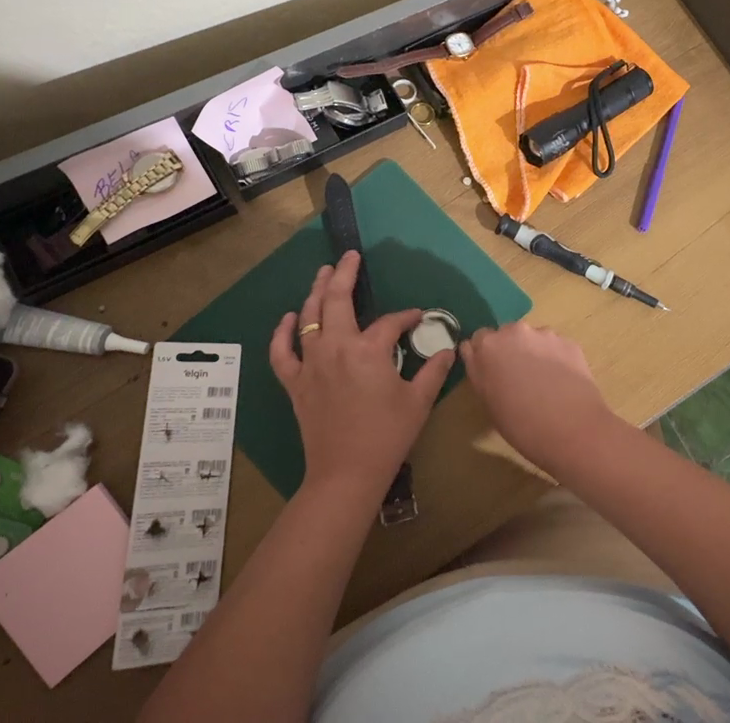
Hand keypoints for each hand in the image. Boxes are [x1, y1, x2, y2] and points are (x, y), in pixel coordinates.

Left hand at [269, 252, 454, 496]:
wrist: (346, 473)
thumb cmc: (387, 436)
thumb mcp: (419, 402)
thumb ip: (433, 371)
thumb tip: (447, 349)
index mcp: (368, 350)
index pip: (390, 322)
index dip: (407, 316)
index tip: (419, 316)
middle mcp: (336, 347)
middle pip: (336, 300)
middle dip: (344, 274)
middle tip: (349, 257)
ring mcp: (311, 364)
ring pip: (308, 318)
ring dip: (315, 292)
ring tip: (322, 273)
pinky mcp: (294, 382)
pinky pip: (282, 351)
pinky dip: (282, 332)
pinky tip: (289, 317)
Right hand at [460, 322, 624, 471]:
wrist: (572, 429)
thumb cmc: (521, 424)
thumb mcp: (487, 400)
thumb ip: (481, 372)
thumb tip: (480, 358)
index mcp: (488, 346)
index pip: (478, 340)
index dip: (485, 357)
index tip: (492, 373)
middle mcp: (515, 331)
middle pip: (507, 335)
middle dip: (510, 350)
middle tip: (518, 378)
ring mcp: (545, 334)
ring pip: (533, 339)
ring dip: (534, 353)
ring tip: (544, 382)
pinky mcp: (569, 342)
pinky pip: (555, 347)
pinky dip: (555, 359)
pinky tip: (562, 382)